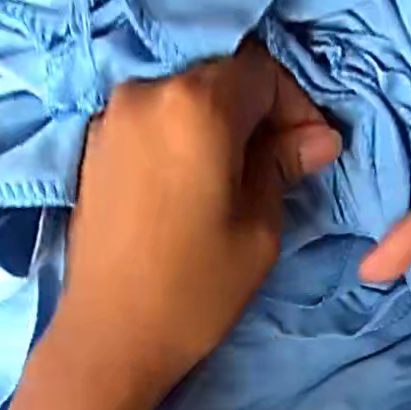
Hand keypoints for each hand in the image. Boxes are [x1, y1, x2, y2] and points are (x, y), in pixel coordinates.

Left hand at [53, 41, 340, 404]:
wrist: (111, 338)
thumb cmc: (193, 294)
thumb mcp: (258, 234)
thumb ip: (283, 170)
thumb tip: (317, 139)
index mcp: (196, 107)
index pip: (262, 71)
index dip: (295, 107)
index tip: (308, 151)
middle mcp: (147, 92)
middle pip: (219, 78)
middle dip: (257, 115)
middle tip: (279, 167)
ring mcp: (112, 118)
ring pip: (183, 98)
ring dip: (218, 128)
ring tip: (234, 181)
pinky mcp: (93, 148)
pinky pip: (152, 123)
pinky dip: (180, 140)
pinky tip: (193, 185)